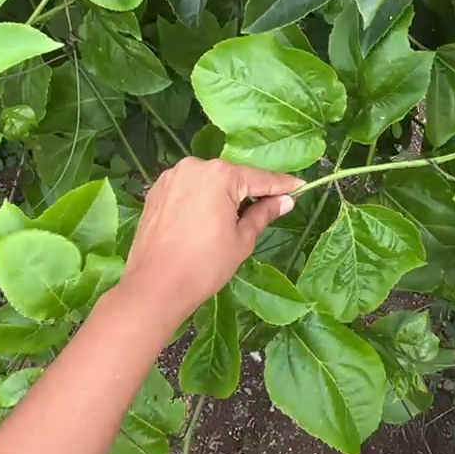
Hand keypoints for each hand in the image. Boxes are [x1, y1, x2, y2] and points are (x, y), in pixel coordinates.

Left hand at [117, 158, 300, 327]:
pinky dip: (201, 198)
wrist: (154, 287)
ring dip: (223, 194)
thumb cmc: (204, 265)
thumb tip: (285, 200)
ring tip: (235, 217)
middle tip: (271, 205)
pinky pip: (189, 188)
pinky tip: (207, 218)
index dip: (281, 185)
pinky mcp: (157, 190)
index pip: (259, 178)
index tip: (300, 185)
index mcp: (220, 175)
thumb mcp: (242, 240)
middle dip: (250, 190)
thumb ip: (263, 213)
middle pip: (232, 176)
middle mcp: (195, 166)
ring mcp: (172, 176)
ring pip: (209, 181)